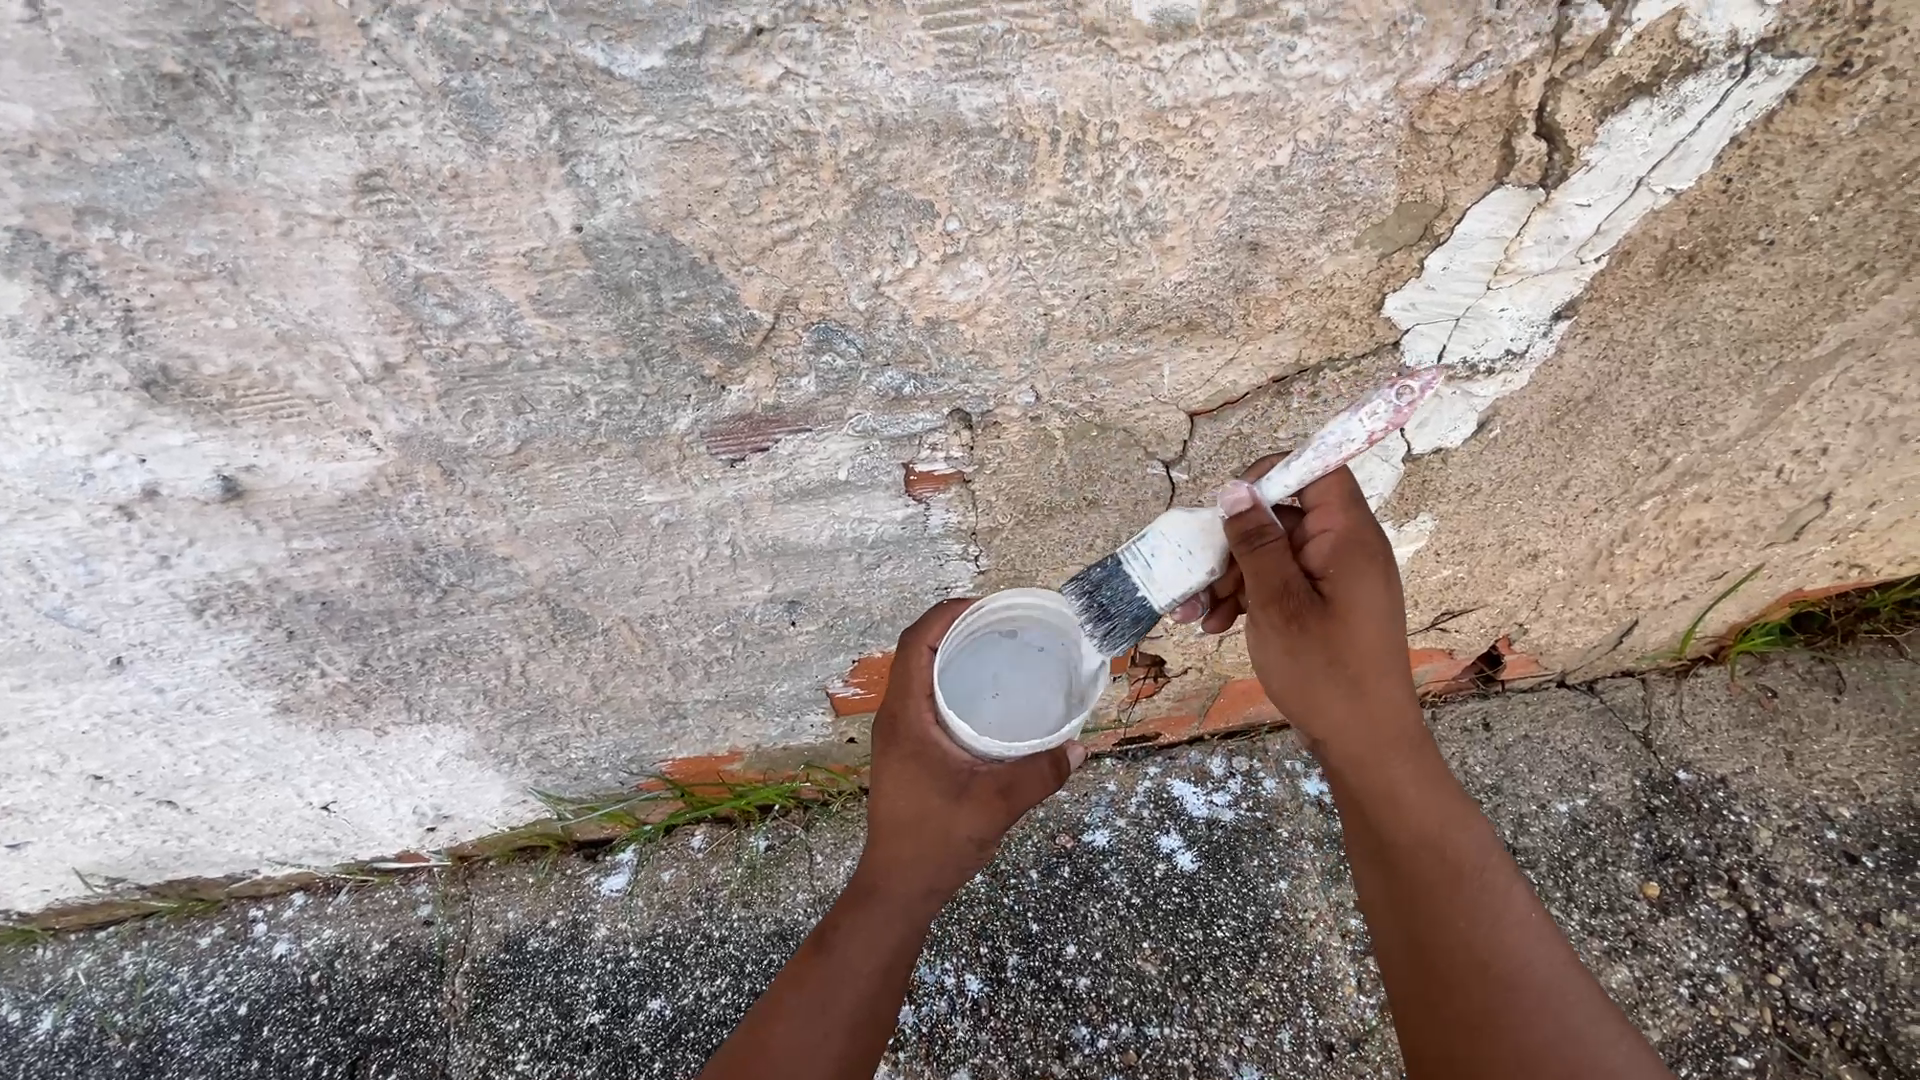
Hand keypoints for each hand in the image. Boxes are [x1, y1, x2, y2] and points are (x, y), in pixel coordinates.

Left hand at [856, 599, 1085, 908]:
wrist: (898, 887)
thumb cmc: (935, 841)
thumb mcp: (995, 805)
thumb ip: (1038, 775)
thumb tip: (1079, 748)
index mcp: (905, 715)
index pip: (915, 642)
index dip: (946, 614)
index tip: (985, 605)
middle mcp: (895, 716)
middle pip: (916, 651)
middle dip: (954, 628)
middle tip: (1001, 624)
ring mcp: (897, 734)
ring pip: (919, 675)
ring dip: (951, 655)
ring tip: (996, 651)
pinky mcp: (905, 750)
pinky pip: (924, 698)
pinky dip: (950, 683)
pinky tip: (985, 700)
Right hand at [1170, 461, 1419, 755]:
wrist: (1364, 743)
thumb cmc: (1325, 672)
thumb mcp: (1278, 604)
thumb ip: (1256, 542)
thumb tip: (1234, 489)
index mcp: (1348, 537)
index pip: (1319, 471)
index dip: (1273, 474)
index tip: (1228, 504)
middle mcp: (1344, 549)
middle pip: (1282, 517)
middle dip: (1233, 545)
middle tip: (1197, 581)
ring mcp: (1333, 578)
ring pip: (1271, 553)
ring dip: (1230, 579)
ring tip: (1197, 615)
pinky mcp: (1323, 604)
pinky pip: (1279, 582)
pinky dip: (1246, 598)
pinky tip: (1217, 625)